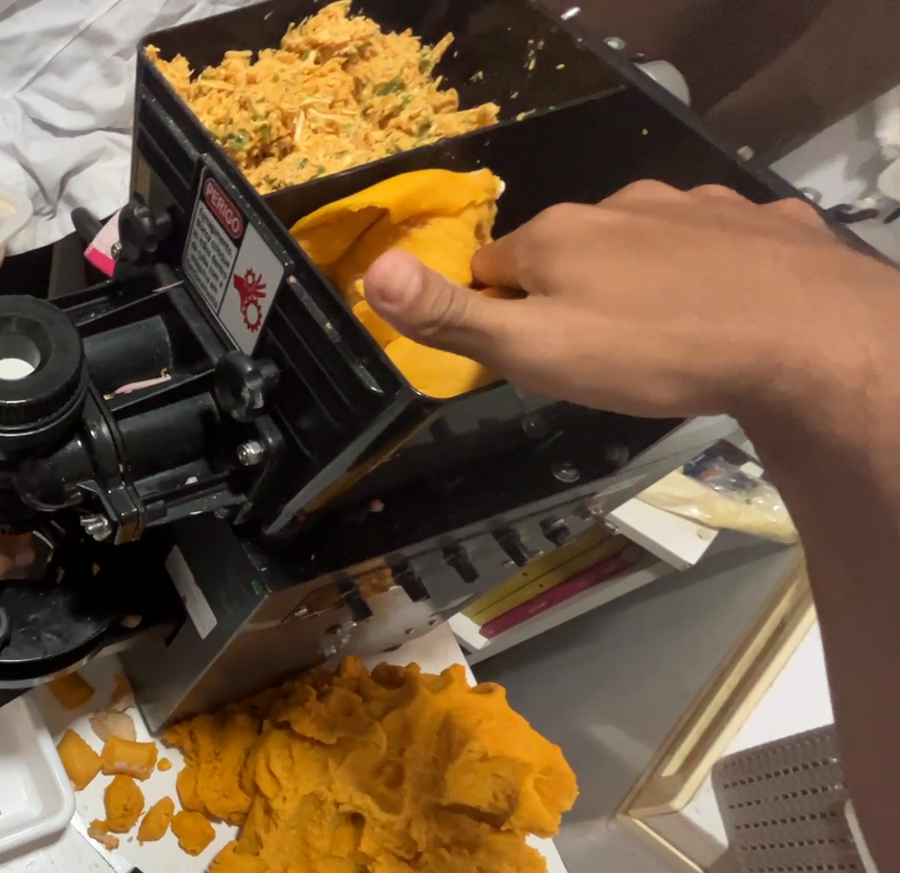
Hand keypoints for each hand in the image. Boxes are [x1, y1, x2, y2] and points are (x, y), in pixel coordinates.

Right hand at [362, 180, 896, 419]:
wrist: (813, 345)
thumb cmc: (645, 351)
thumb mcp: (524, 347)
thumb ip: (445, 314)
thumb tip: (374, 270)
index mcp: (553, 234)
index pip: (486, 269)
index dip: (492, 312)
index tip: (519, 351)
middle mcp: (618, 204)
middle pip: (556, 255)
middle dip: (555, 296)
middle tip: (580, 353)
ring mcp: (697, 206)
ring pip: (629, 246)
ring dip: (622, 282)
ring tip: (647, 337)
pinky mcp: (761, 222)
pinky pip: (704, 243)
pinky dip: (695, 272)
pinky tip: (711, 310)